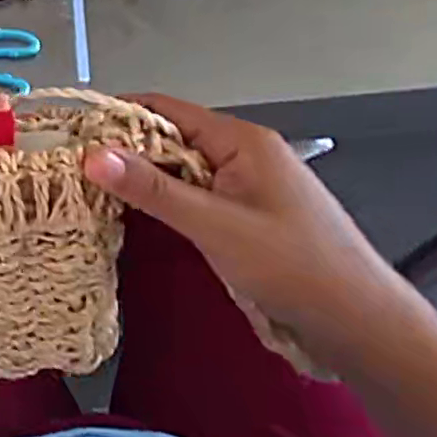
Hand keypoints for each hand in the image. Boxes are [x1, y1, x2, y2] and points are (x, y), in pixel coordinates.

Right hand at [83, 95, 415, 345]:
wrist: (364, 327)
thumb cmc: (294, 268)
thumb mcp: (214, 226)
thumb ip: (151, 189)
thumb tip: (90, 154)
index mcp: (241, 140)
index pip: (165, 109)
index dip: (116, 115)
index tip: (73, 131)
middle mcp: (242, 152)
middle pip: (169, 136)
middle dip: (123, 148)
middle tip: (74, 166)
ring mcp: (245, 182)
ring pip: (179, 166)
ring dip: (141, 175)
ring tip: (93, 188)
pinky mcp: (245, 210)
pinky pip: (192, 190)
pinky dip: (162, 196)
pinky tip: (136, 211)